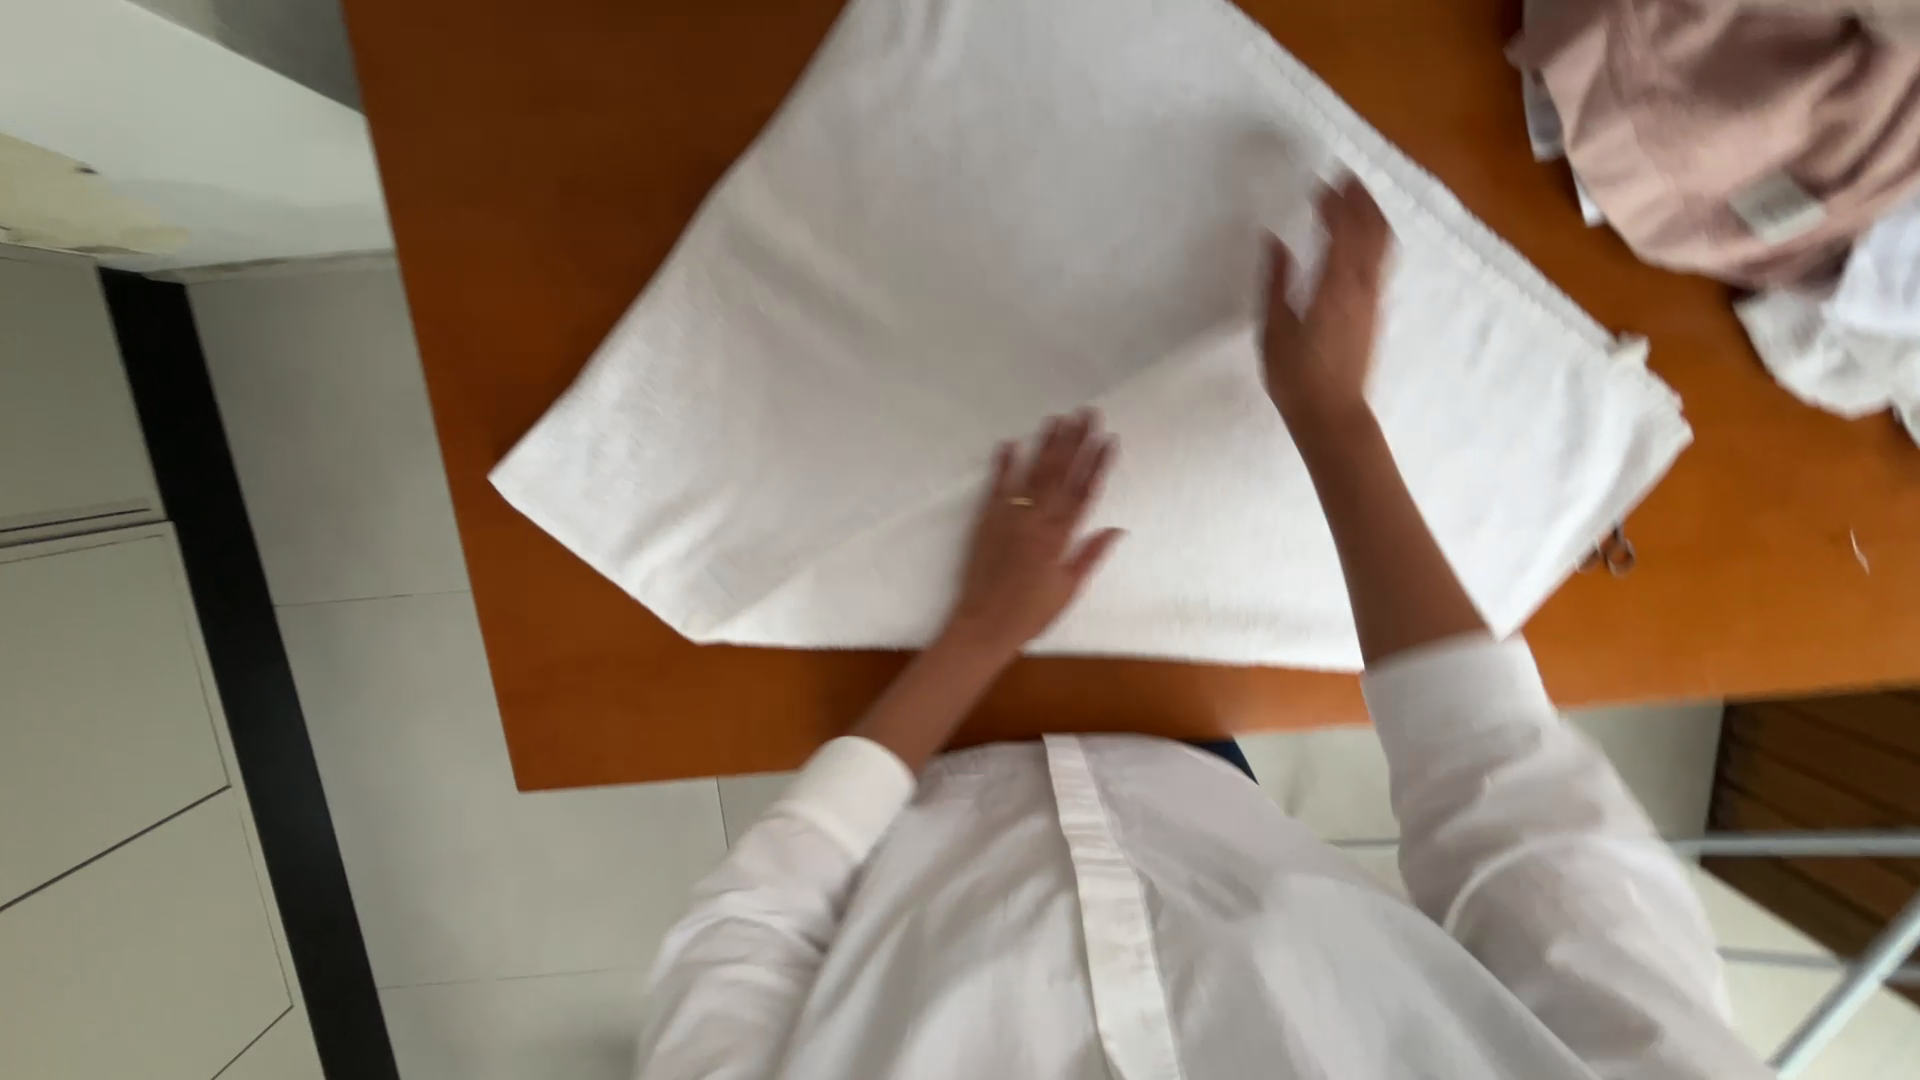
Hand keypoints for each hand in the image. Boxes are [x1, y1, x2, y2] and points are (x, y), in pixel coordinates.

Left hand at [941, 411, 1123, 657]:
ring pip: (1031, 474)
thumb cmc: (1030, 614)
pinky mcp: (985, 521)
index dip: (1098, 464)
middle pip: (1060, 474)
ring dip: (1045, 445)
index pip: (1084, 492)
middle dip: (1076, 441)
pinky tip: (1010, 443)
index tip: (1110, 439)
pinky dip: (1002, 464)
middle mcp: (1036, 521)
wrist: (983, 625)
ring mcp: (1008, 518)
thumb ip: (1090, 555)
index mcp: (1059, 538)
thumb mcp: (1068, 589)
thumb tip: (1117, 528)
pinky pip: (996, 487)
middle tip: (1087, 413)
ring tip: (1057, 418)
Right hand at [1261, 177, 1393, 433]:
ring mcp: (1373, 299)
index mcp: (1335, 285)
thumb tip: (1274, 241)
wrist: (1331, 413)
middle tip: (1344, 178)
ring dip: (1372, 217)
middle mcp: (1362, 285)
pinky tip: (1360, 241)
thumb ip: (1276, 280)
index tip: (1320, 182)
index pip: (1342, 229)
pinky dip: (1373, 239)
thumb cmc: (1295, 376)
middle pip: (1371, 230)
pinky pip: (1380, 262)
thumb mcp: (1274, 328)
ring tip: (1357, 200)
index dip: (1334, 202)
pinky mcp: (1375, 312)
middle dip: (1360, 200)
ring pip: (1382, 245)